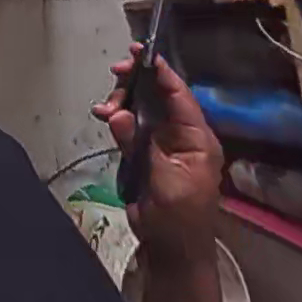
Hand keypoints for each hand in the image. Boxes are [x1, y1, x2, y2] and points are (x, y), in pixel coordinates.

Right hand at [93, 44, 225, 264]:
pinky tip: (103, 117)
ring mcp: (160, 141)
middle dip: (134, 83)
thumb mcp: (166, 180)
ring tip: (104, 109)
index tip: (141, 51)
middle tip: (116, 73)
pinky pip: (127, 125)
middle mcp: (180, 134)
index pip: (179, 95)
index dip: (161, 71)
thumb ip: (141, 144)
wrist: (171, 250)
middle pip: (156, 95)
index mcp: (197, 137)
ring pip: (139, 107)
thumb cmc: (179, 217)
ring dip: (120, 101)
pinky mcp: (143, 151)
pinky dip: (115, 118)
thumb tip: (118, 114)